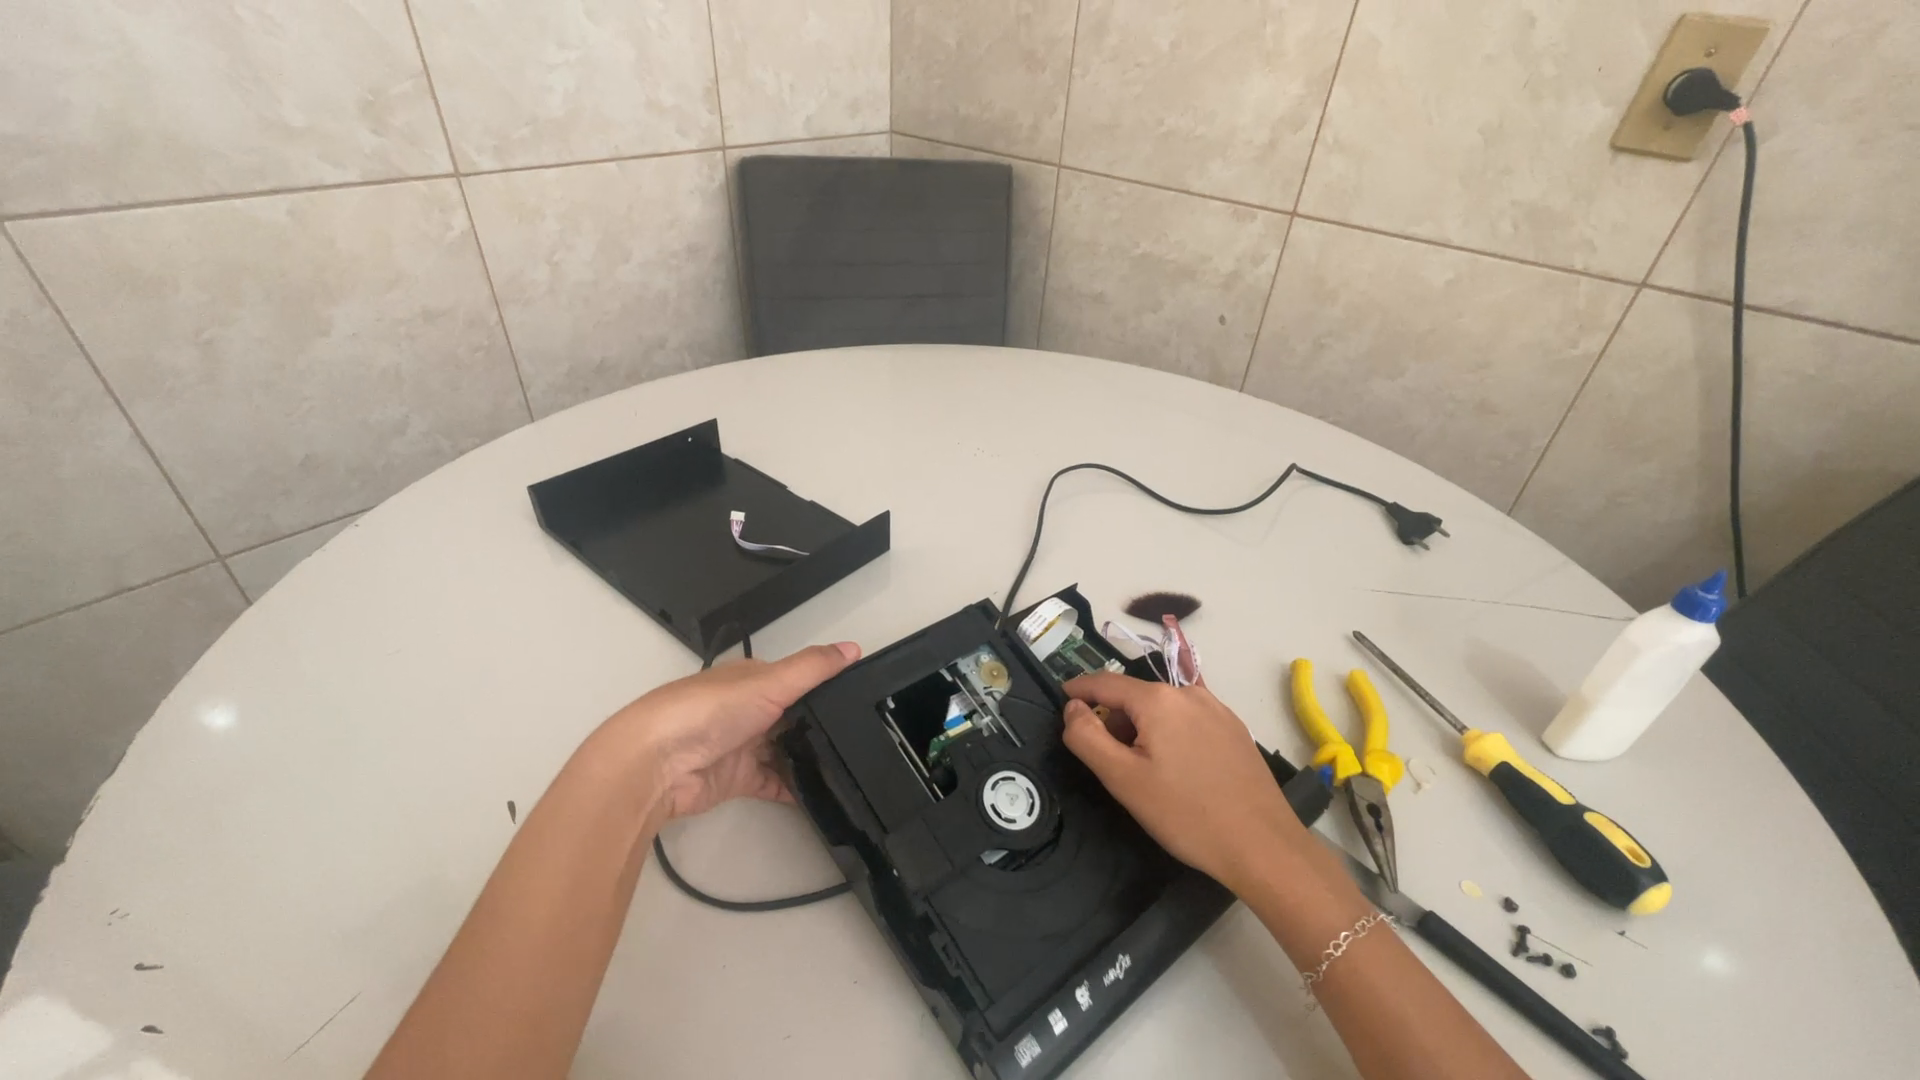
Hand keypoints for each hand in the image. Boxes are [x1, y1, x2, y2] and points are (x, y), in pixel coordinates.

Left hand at [599, 642, 859, 821]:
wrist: (657, 763)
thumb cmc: (711, 710)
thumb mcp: (770, 681)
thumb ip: (814, 667)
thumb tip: (854, 648)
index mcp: (752, 678)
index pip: (797, 679)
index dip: (826, 687)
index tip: (861, 699)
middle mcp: (748, 709)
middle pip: (793, 718)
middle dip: (821, 727)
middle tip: (862, 738)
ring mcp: (742, 746)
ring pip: (786, 751)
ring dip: (810, 759)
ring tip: (851, 767)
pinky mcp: (738, 779)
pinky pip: (775, 783)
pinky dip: (796, 789)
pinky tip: (823, 794)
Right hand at [1061, 673, 1309, 891]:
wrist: (1262, 846)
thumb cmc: (1185, 814)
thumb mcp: (1122, 779)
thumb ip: (1087, 737)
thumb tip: (1073, 708)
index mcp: (1158, 700)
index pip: (1105, 682)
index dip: (1079, 690)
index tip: (1062, 699)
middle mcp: (1189, 693)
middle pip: (1135, 696)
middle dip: (1115, 720)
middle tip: (1110, 763)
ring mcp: (1217, 710)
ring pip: (1163, 709)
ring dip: (1143, 729)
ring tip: (1146, 773)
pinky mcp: (1235, 730)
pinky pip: (1189, 721)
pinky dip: (1171, 735)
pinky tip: (1179, 772)